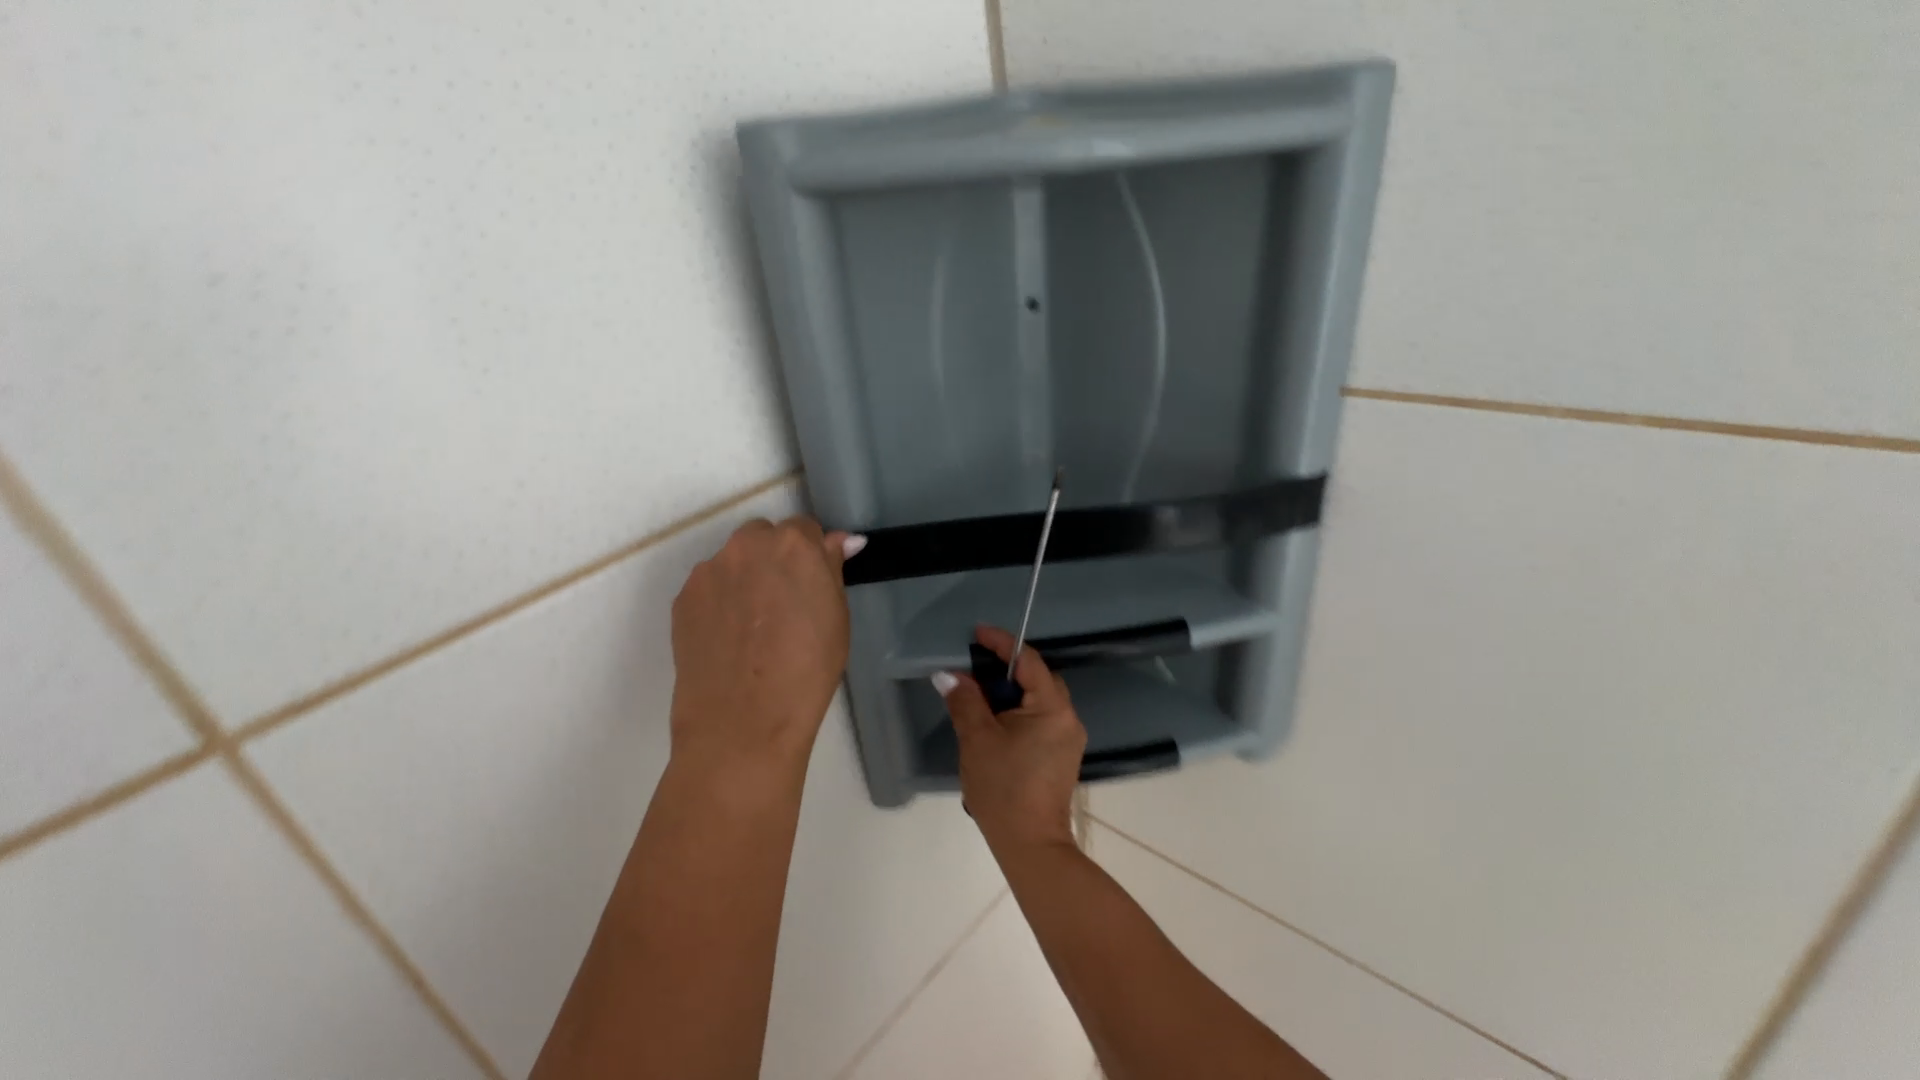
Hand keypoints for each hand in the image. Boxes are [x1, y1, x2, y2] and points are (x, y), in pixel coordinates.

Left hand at [669, 517, 862, 776]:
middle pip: (764, 538)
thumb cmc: (807, 671)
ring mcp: (709, 571)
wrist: (743, 720)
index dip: (811, 557)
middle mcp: (747, 546)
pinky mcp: (683, 598)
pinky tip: (729, 640)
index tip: (812, 586)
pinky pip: (709, 589)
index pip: (805, 529)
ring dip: (744, 581)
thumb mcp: (837, 618)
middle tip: (783, 606)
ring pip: (733, 563)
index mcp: (792, 545)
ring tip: (752, 630)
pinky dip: (720, 604)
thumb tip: (837, 540)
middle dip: (774, 561)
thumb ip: (831, 569)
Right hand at [935, 626, 1086, 852]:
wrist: (1031, 844)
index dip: (1002, 644)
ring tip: (978, 696)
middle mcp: (1068, 718)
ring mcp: (1068, 740)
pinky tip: (994, 724)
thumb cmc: (1004, 788)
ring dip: (1011, 694)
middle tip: (975, 667)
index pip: (1028, 661)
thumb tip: (949, 675)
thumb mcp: (977, 739)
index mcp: (1052, 708)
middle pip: (1038, 679)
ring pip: (1039, 702)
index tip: (977, 634)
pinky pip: (1041, 721)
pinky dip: (1018, 714)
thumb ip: (965, 701)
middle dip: (1006, 669)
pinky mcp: (1061, 758)